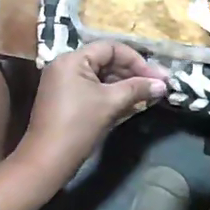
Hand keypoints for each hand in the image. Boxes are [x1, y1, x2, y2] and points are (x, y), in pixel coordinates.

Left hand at [16, 43, 167, 183]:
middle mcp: (66, 65)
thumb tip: (162, 85)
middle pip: (106, 61)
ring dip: (125, 85)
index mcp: (72, 59)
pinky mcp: (66, 99)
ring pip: (101, 76)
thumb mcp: (110, 103)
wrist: (48, 160)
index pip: (111, 48)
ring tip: (149, 95)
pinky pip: (93, 89)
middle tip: (158, 86)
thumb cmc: (78, 126)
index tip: (157, 76)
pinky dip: (112, 94)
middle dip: (133, 73)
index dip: (136, 60)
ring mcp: (64, 83)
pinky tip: (132, 103)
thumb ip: (137, 89)